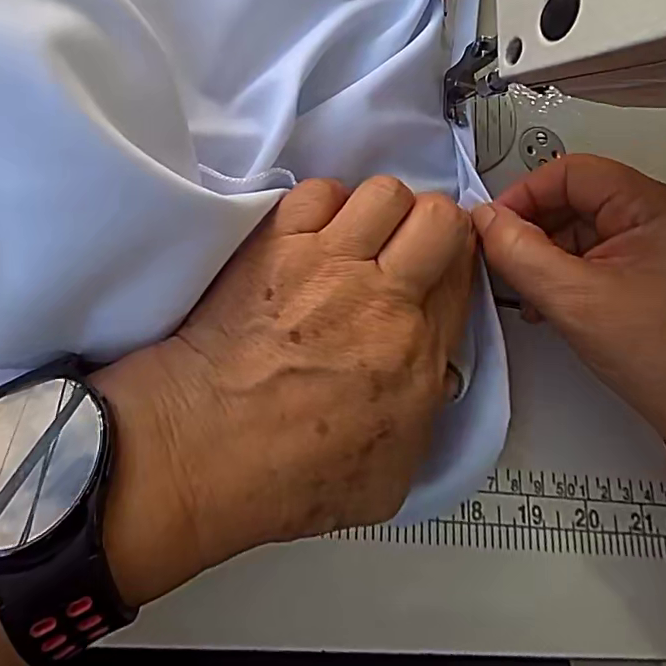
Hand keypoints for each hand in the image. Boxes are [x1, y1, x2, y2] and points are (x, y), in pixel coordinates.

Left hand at [94, 175, 474, 586]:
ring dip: (373, 210)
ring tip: (350, 237)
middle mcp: (381, 299)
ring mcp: (324, 265)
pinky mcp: (272, 247)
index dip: (452, 263)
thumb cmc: (284, 472)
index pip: (464, 274)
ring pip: (383, 193)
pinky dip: (320, 203)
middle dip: (427, 225)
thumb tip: (422, 365)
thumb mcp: (390, 471)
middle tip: (398, 245)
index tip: (434, 266)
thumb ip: (421, 407)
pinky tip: (306, 233)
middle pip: (439, 219)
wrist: (201, 443)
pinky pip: (315, 193)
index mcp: (419, 356)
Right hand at [470, 154, 665, 502]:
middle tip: (510, 261)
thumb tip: (484, 218)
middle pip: (583, 198)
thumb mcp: (571, 300)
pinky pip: (614, 250)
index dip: (524, 195)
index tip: (496, 226)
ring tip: (538, 291)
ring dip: (554, 252)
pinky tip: (564, 300)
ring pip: (594, 226)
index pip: (574, 172)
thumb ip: (516, 249)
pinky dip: (579, 268)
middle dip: (537, 228)